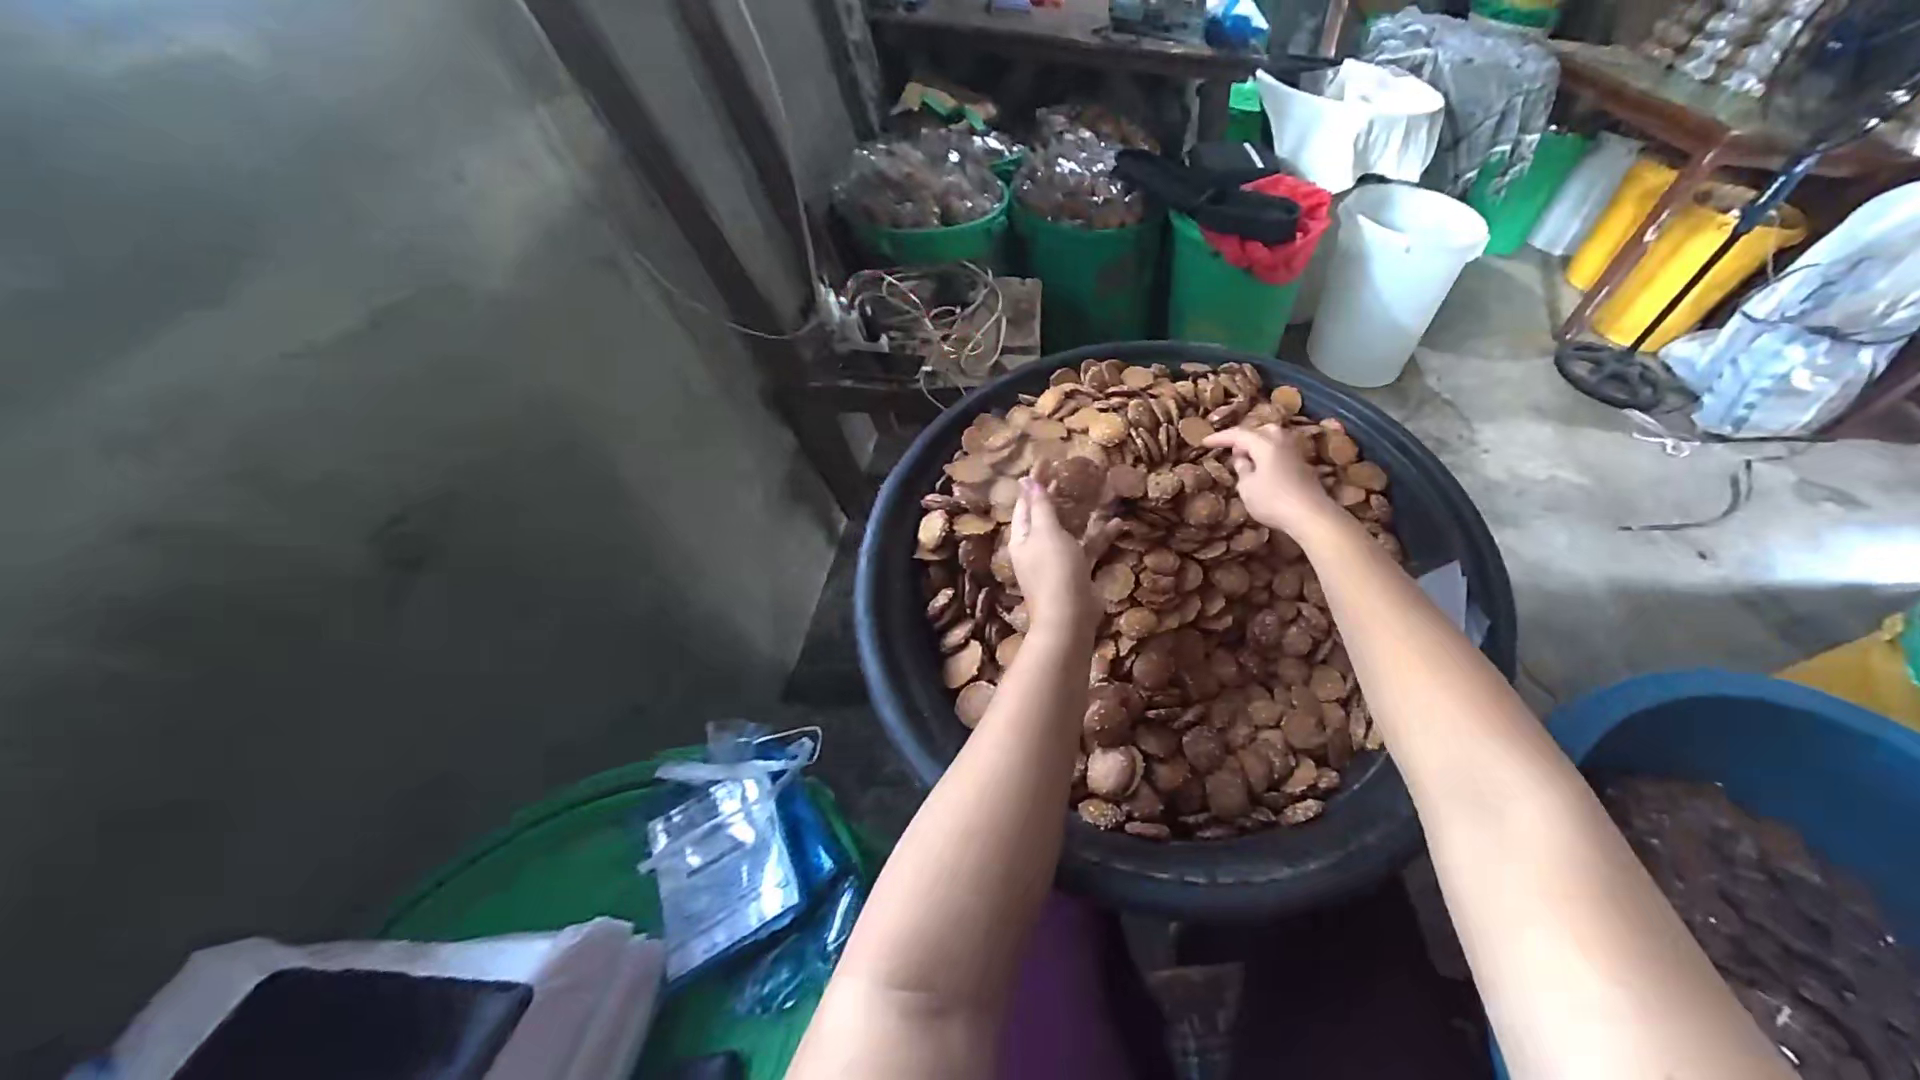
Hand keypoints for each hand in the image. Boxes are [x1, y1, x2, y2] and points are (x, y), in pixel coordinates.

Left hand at [1008, 477, 1104, 639]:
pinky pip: (1087, 548)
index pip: (1026, 503)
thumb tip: (1025, 480)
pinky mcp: (1077, 571)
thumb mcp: (1046, 533)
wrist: (1069, 617)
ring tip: (1097, 490)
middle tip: (1074, 471)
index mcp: (1022, 537)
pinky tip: (1117, 522)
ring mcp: (1057, 560)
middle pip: (1047, 515)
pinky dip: (1100, 536)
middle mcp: (1037, 547)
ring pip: (1069, 530)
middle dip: (1059, 494)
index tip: (1048, 460)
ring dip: (1081, 513)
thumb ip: (1040, 506)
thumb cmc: (1054, 570)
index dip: (1035, 482)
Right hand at [1203, 425, 1343, 537]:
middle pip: (1260, 430)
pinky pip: (1281, 450)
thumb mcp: (1247, 487)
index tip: (1205, 442)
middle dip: (1244, 437)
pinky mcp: (1303, 464)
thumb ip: (1242, 469)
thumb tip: (1242, 459)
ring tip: (1248, 458)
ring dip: (1259, 444)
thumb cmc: (1273, 501)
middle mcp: (1282, 442)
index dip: (1220, 437)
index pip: (1238, 434)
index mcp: (1265, 444)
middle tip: (1232, 450)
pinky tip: (1264, 467)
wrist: (1311, 515)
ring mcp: (1295, 452)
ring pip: (1274, 438)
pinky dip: (1269, 453)